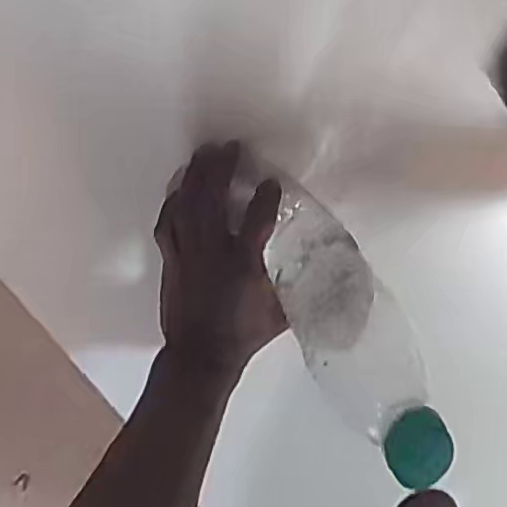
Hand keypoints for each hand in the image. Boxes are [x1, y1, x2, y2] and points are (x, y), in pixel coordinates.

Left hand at [155, 142, 287, 377]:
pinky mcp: (172, 259)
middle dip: (221, 169)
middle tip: (229, 148)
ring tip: (204, 154)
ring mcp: (189, 253)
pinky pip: (168, 222)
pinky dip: (173, 201)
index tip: (271, 181)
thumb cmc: (243, 335)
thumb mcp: (281, 313)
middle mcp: (214, 252)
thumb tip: (338, 279)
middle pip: (214, 199)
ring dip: (197, 176)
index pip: (258, 219)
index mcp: (244, 263)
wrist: (199, 359)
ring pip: (188, 205)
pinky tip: (179, 187)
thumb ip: (304, 289)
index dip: (266, 196)